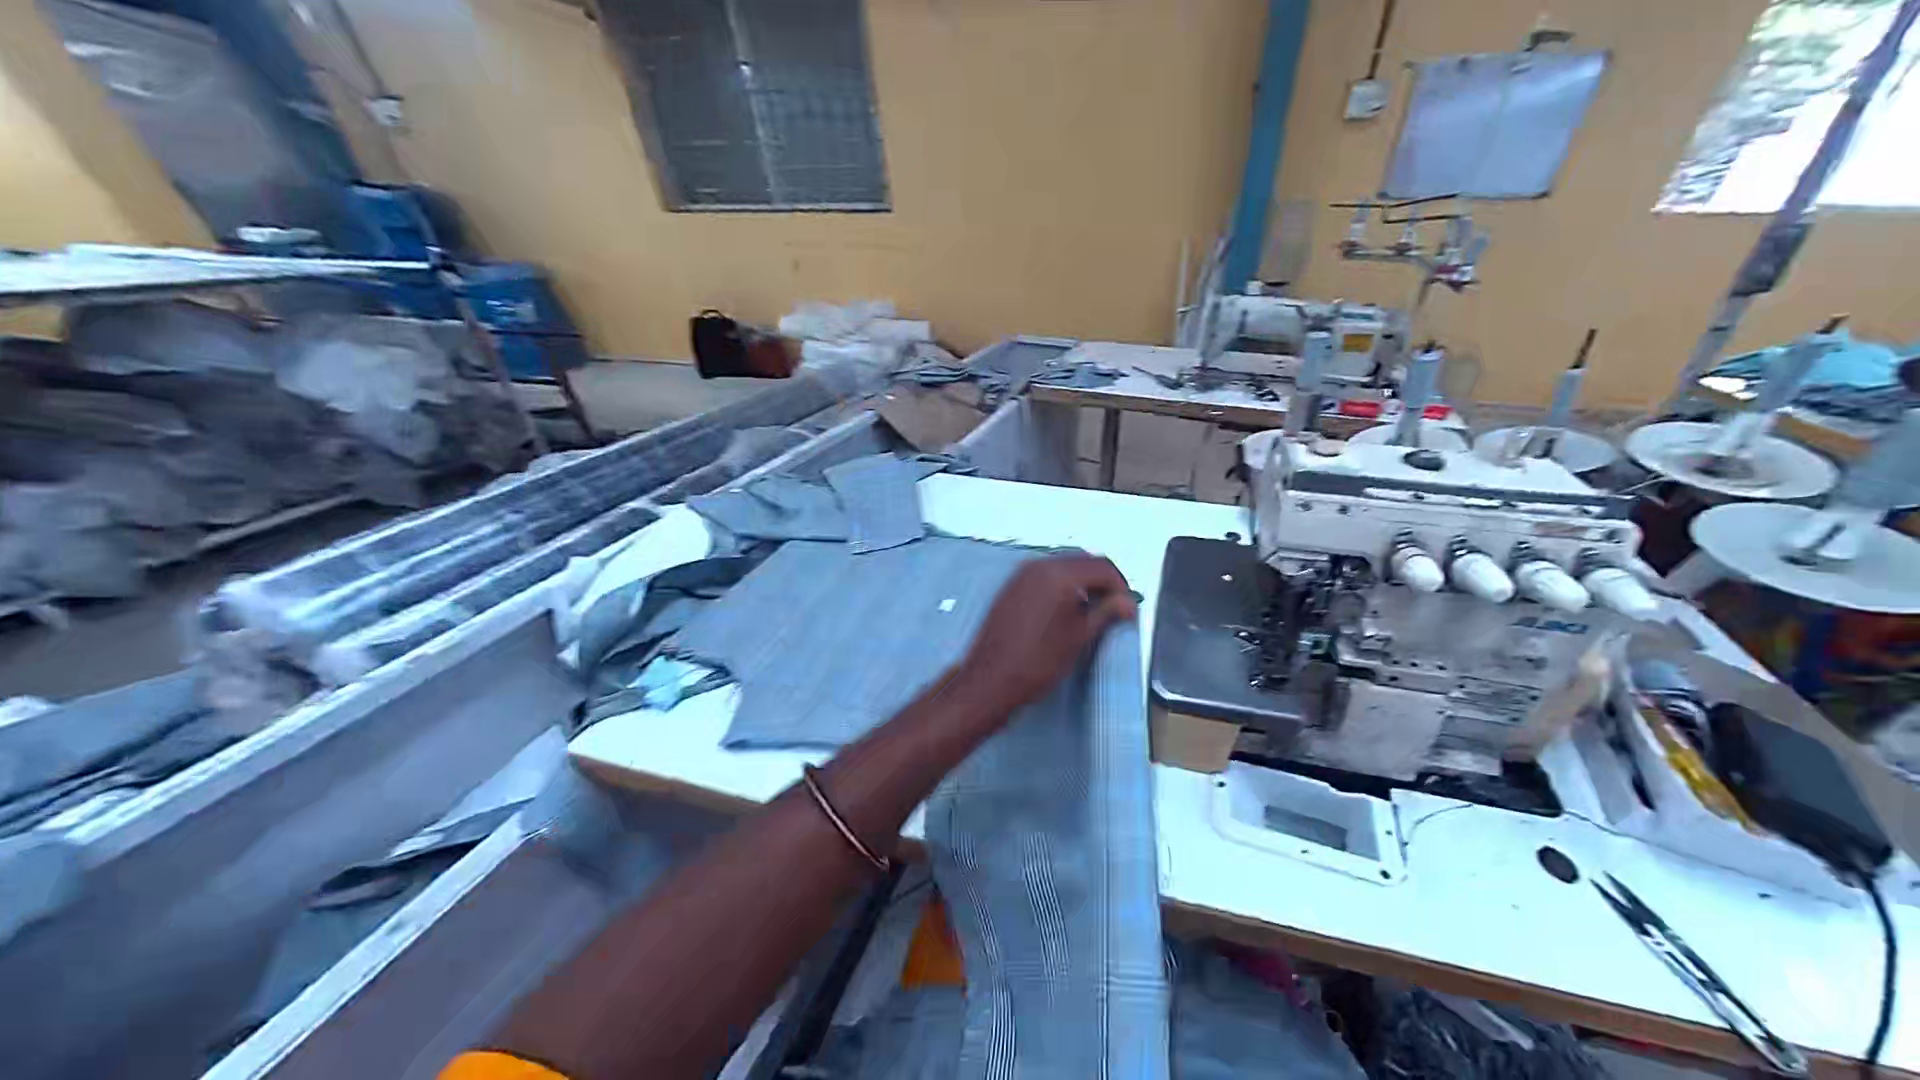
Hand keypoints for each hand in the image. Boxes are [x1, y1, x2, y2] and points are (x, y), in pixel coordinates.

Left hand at [952, 554, 1136, 714]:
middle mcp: (1038, 566)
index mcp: (1059, 574)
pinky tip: (1066, 611)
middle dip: (1102, 582)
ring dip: (1082, 583)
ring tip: (1092, 613)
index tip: (1128, 606)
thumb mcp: (1080, 636)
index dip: (1121, 586)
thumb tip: (1128, 602)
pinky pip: (1044, 576)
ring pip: (1063, 567)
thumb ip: (1107, 612)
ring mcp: (1021, 575)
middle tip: (1114, 608)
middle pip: (1083, 562)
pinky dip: (1061, 586)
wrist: (991, 680)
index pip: (1103, 566)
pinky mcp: (1011, 587)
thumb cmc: (1036, 662)